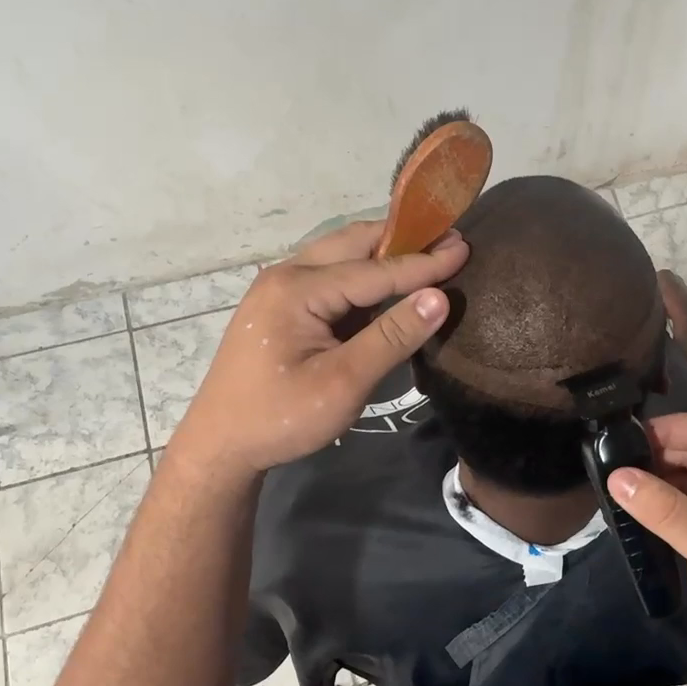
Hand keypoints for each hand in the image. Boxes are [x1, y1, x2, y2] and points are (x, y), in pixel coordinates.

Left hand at [167, 220, 467, 478]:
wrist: (221, 446)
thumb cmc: (280, 418)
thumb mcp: (343, 383)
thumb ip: (392, 337)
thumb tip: (439, 298)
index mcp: (297, 289)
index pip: (375, 270)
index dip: (423, 263)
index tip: (465, 249)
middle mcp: (285, 275)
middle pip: (353, 243)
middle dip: (403, 240)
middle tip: (450, 240)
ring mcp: (279, 288)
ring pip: (340, 255)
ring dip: (383, 253)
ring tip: (428, 254)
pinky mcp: (281, 306)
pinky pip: (330, 275)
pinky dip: (365, 273)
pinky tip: (389, 284)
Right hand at [606, 413, 686, 633]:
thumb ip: (665, 510)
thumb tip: (618, 477)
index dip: (670, 429)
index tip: (628, 437)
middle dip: (656, 453)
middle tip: (613, 459)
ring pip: (683, 469)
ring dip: (653, 474)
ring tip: (615, 477)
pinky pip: (679, 493)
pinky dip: (656, 495)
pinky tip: (630, 499)